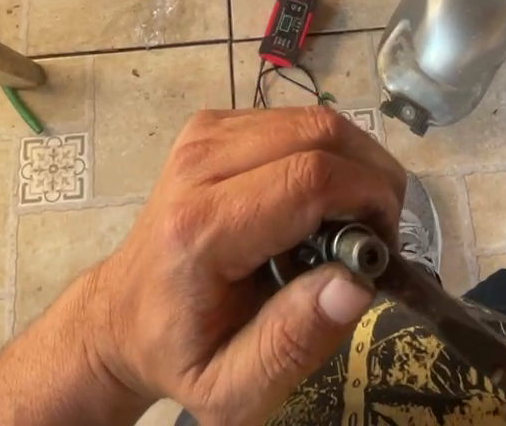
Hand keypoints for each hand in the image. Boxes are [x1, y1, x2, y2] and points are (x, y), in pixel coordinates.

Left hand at [87, 106, 407, 424]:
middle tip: (379, 230)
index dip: (367, 198)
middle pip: (318, 132)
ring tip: (352, 217)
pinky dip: (325, 151)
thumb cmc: (178, 351)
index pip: (308, 178)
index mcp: (202, 227)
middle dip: (371, 174)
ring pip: (312, 118)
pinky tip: (319, 197)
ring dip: (352, 160)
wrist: (121, 312)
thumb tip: (357, 282)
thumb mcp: (232, 386)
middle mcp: (200, 163)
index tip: (384, 245)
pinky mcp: (213, 123)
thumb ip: (294, 341)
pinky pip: (294, 119)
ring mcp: (204, 134)